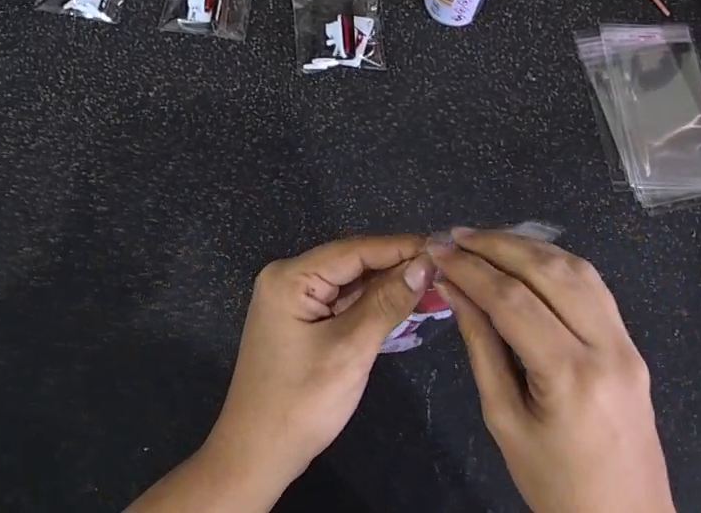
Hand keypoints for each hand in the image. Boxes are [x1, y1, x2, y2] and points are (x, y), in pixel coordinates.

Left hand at [128, 235, 434, 511]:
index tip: (440, 246)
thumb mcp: (350, 350)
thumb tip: (425, 264)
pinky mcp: (301, 320)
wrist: (257, 454)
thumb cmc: (302, 401)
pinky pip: (341, 301)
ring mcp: (293, 300)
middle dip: (396, 264)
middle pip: (351, 262)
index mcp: (291, 276)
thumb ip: (387, 302)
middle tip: (443, 266)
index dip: (399, 246)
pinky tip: (403, 302)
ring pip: (349, 282)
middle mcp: (288, 278)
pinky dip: (371, 303)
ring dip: (387, 284)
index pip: (354, 249)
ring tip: (433, 281)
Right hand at [434, 228, 674, 512]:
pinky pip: (594, 286)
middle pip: (548, 272)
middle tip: (455, 236)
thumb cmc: (555, 484)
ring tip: (484, 240)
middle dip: (497, 246)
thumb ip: (481, 347)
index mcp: (570, 376)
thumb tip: (455, 289)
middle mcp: (606, 349)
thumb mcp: (504, 420)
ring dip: (527, 247)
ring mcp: (626, 344)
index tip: (437, 251)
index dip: (471, 269)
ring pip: (576, 269)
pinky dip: (556, 263)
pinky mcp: (631, 345)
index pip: (512, 300)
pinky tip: (527, 259)